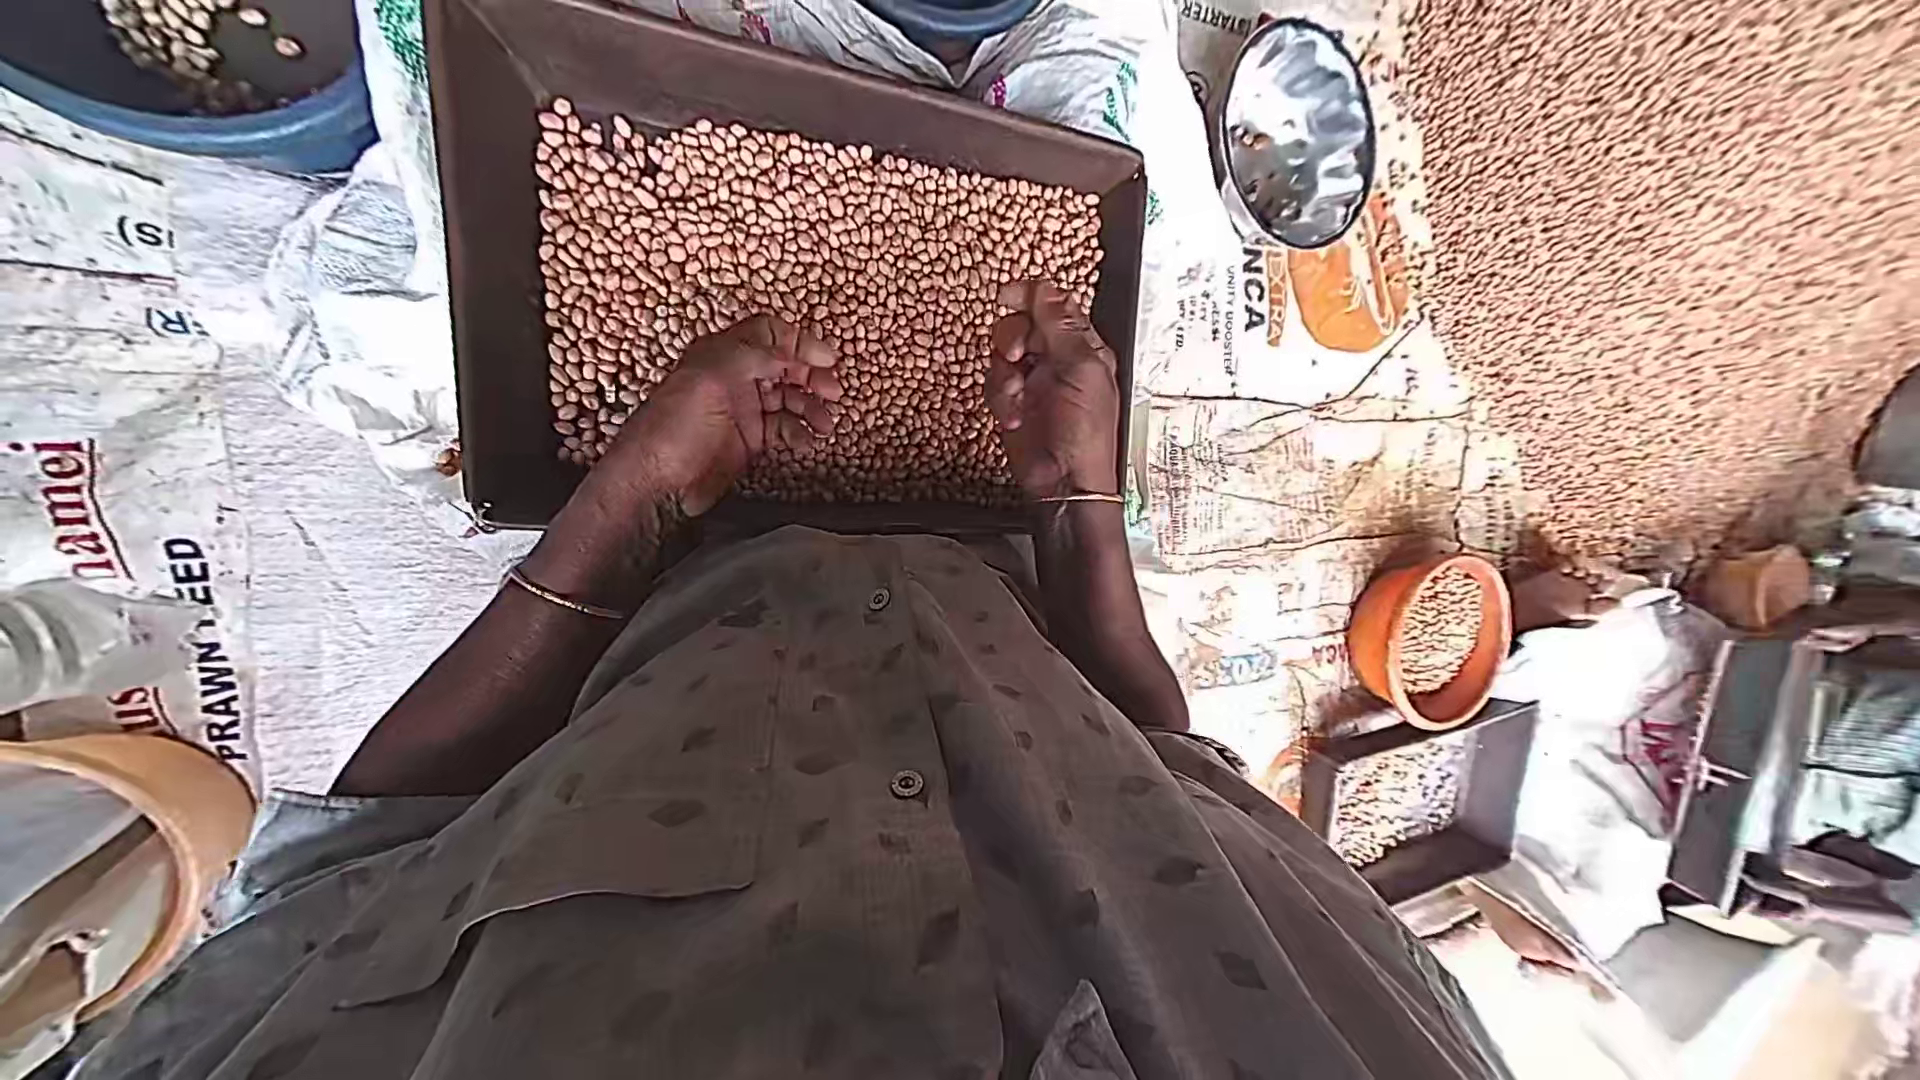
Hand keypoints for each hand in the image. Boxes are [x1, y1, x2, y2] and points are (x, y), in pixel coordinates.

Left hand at [600, 314, 841, 514]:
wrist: (657, 484)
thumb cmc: (673, 430)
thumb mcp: (708, 380)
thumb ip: (750, 357)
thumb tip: (787, 353)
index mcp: (722, 355)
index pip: (769, 334)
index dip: (800, 342)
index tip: (828, 358)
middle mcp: (735, 378)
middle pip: (785, 366)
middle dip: (812, 376)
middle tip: (833, 391)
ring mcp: (744, 410)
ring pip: (789, 400)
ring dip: (811, 409)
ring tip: (825, 425)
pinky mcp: (750, 440)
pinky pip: (784, 429)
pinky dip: (799, 433)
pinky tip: (803, 443)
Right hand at [985, 280, 1119, 498]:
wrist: (1063, 481)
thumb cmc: (1085, 433)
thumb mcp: (1082, 370)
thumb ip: (1061, 326)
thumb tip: (1045, 289)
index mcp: (1082, 347)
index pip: (1054, 306)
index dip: (1030, 296)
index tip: (1007, 295)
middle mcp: (1056, 361)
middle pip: (1022, 326)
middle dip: (1012, 337)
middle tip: (1015, 353)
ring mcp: (1032, 383)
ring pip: (1002, 355)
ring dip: (1004, 374)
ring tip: (1016, 395)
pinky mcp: (1012, 404)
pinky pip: (993, 384)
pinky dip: (1000, 399)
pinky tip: (1014, 417)